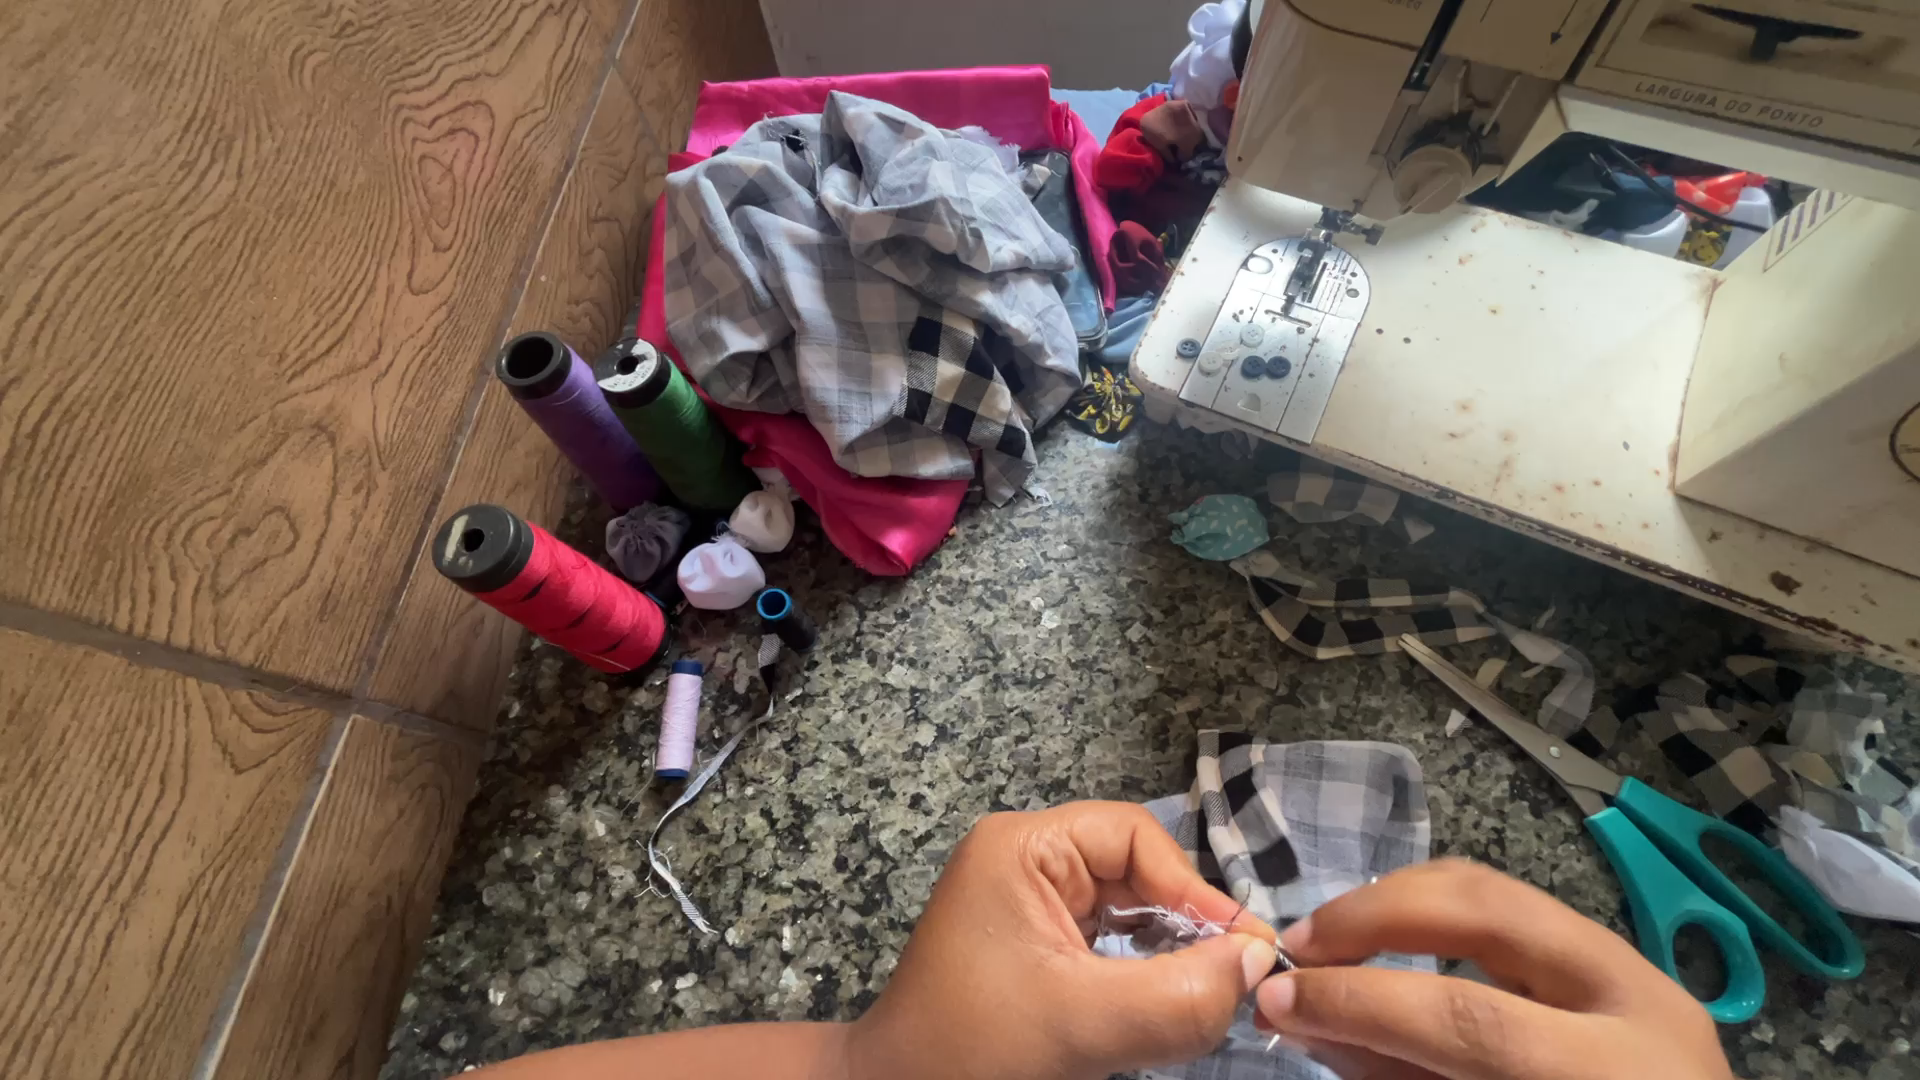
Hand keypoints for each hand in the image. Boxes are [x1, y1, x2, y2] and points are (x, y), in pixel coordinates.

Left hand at [849, 802, 1278, 1079]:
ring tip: (1208, 989)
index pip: (1128, 835)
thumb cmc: (973, 1049)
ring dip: (1167, 945)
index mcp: (1023, 846)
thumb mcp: (1079, 1024)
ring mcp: (1028, 893)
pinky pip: (1105, 933)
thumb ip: (1175, 997)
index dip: (1190, 885)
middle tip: (1236, 976)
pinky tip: (1166, 997)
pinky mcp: (1034, 932)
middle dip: (1182, 919)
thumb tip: (1256, 963)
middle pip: (1130, 866)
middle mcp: (1025, 855)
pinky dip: (1141, 964)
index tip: (1243, 947)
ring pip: (1124, 902)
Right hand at [1253, 859, 1736, 1079]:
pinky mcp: (1601, 947)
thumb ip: (1395, 1075)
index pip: (1469, 1019)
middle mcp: (1637, 999)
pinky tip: (1382, 929)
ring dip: (1387, 897)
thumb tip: (1298, 1018)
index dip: (1359, 1002)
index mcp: (1621, 1076)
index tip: (1277, 999)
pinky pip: (1490, 895)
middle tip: (1299, 944)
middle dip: (1369, 917)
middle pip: (1478, 910)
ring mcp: (1626, 962)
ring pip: (1480, 882)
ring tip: (1329, 933)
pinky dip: (1421, 901)